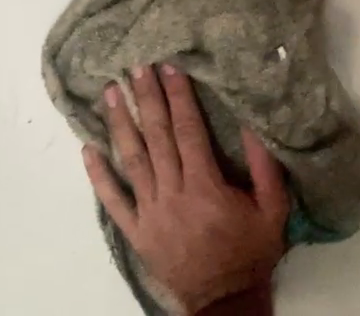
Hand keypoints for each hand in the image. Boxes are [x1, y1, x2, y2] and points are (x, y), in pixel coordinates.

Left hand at [84, 64, 289, 313]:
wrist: (225, 303)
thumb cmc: (250, 252)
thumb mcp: (272, 209)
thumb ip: (264, 166)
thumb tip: (251, 123)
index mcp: (205, 186)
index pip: (188, 131)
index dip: (178, 97)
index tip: (169, 68)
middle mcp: (173, 194)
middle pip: (157, 137)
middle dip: (146, 98)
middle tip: (136, 67)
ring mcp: (150, 213)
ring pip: (131, 161)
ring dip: (120, 124)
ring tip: (109, 93)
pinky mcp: (136, 232)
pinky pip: (113, 201)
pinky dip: (98, 175)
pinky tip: (88, 149)